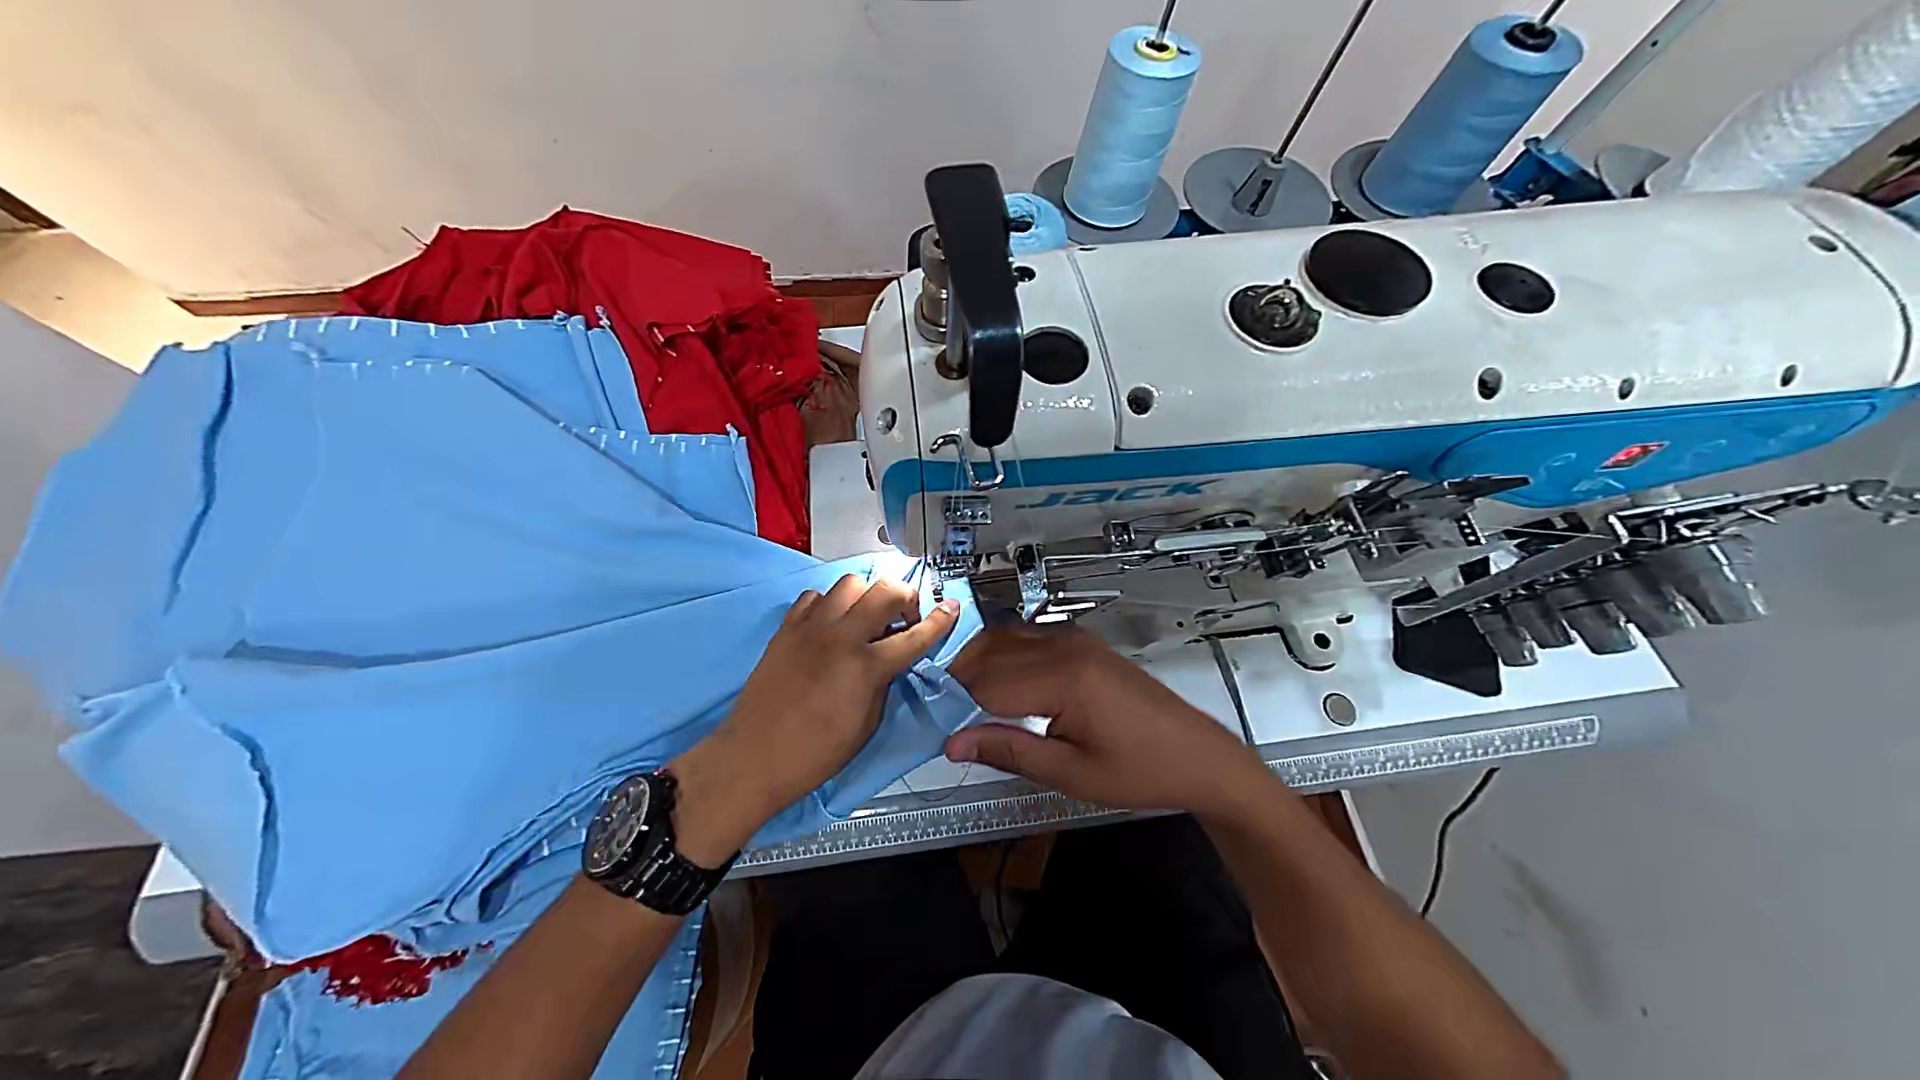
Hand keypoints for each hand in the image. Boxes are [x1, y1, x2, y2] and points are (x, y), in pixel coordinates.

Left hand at [669, 575, 959, 863]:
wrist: (754, 758)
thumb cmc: (814, 753)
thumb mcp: (867, 724)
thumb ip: (885, 683)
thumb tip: (892, 661)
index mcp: (865, 668)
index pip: (915, 635)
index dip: (940, 620)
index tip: (951, 608)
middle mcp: (839, 638)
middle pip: (885, 590)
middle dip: (906, 597)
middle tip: (906, 617)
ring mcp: (809, 628)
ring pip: (849, 583)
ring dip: (868, 595)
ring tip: (868, 618)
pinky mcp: (786, 629)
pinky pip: (814, 597)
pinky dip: (830, 604)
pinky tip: (832, 625)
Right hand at [942, 626, 1277, 820]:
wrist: (1199, 756)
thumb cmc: (1142, 771)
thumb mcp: (1070, 772)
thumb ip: (1008, 750)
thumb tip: (954, 743)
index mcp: (1064, 677)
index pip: (985, 682)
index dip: (952, 703)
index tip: (929, 722)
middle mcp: (1067, 646)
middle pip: (990, 651)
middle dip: (958, 678)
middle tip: (935, 711)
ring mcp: (1076, 640)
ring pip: (1005, 638)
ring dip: (977, 663)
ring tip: (958, 701)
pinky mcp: (1083, 643)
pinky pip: (1028, 639)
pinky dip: (1002, 656)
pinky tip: (995, 683)